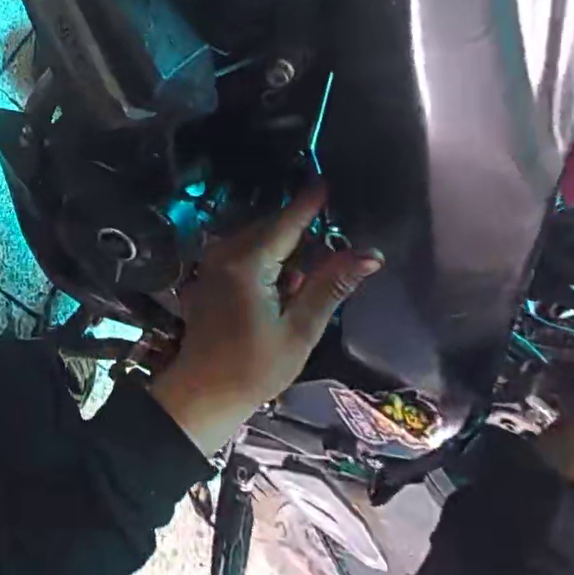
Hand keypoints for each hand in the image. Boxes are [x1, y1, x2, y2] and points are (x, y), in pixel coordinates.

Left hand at [149, 186, 384, 454]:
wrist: (204, 391)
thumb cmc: (256, 367)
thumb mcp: (301, 329)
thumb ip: (331, 285)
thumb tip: (369, 254)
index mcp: (246, 263)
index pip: (286, 222)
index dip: (310, 203)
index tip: (328, 182)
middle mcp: (224, 251)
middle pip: (271, 227)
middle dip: (301, 231)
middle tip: (333, 245)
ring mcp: (212, 260)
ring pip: (257, 237)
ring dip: (284, 248)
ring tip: (307, 277)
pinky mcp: (208, 271)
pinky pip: (243, 250)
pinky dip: (266, 257)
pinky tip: (282, 285)